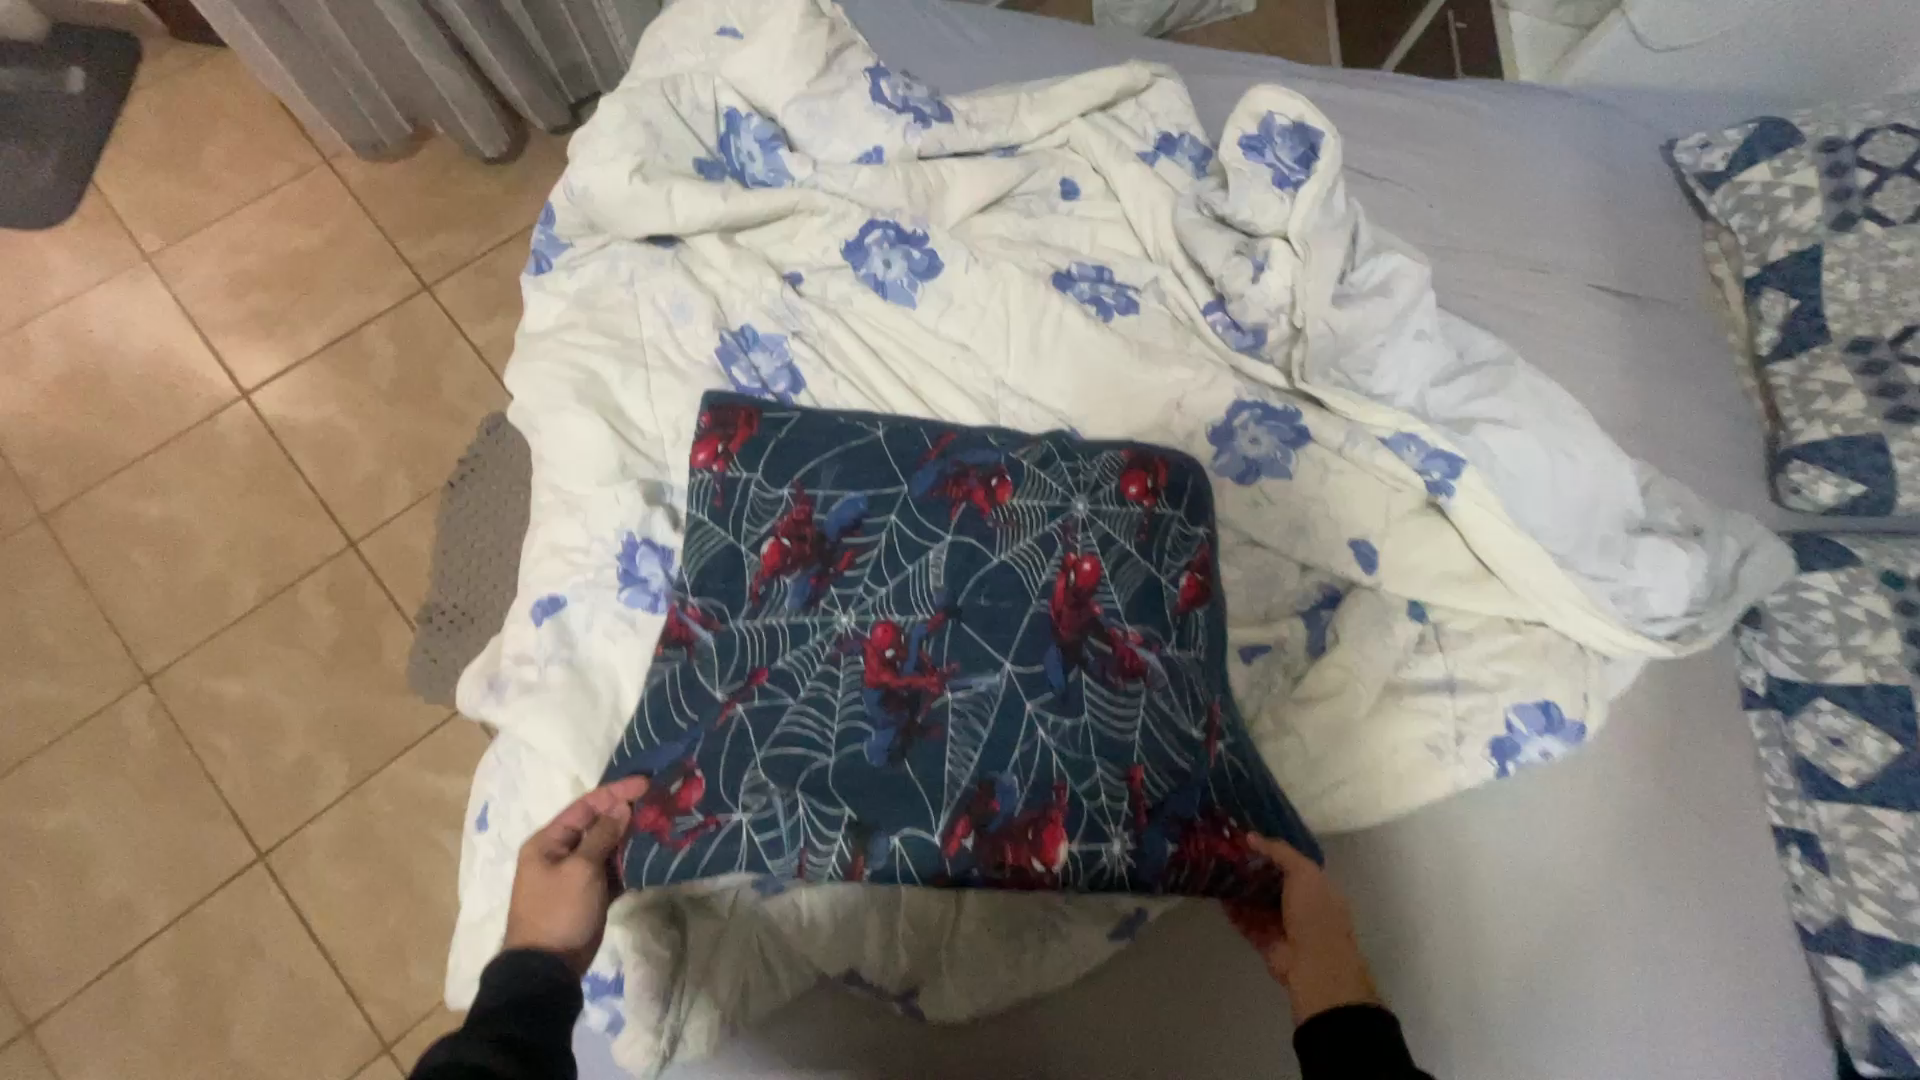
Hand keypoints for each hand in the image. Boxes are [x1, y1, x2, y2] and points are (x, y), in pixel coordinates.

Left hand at [502, 776, 649, 976]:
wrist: (547, 968)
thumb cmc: (558, 911)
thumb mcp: (580, 869)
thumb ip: (604, 835)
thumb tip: (623, 806)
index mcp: (549, 842)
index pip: (586, 806)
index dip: (616, 792)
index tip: (647, 783)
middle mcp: (562, 852)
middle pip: (599, 823)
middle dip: (628, 812)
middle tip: (660, 801)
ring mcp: (577, 873)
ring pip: (610, 845)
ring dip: (633, 836)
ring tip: (663, 823)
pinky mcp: (592, 892)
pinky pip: (615, 868)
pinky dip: (632, 861)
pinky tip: (654, 853)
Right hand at [1227, 835, 1380, 1025]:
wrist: (1315, 966)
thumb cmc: (1315, 913)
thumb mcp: (1304, 873)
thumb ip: (1279, 852)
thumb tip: (1251, 836)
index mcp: (1316, 888)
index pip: (1290, 864)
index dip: (1269, 850)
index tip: (1245, 838)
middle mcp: (1299, 905)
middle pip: (1270, 882)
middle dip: (1250, 868)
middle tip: (1225, 851)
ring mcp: (1281, 925)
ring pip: (1255, 901)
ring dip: (1238, 887)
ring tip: (1216, 868)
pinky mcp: (1264, 941)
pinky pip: (1245, 920)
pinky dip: (1232, 909)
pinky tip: (1216, 893)